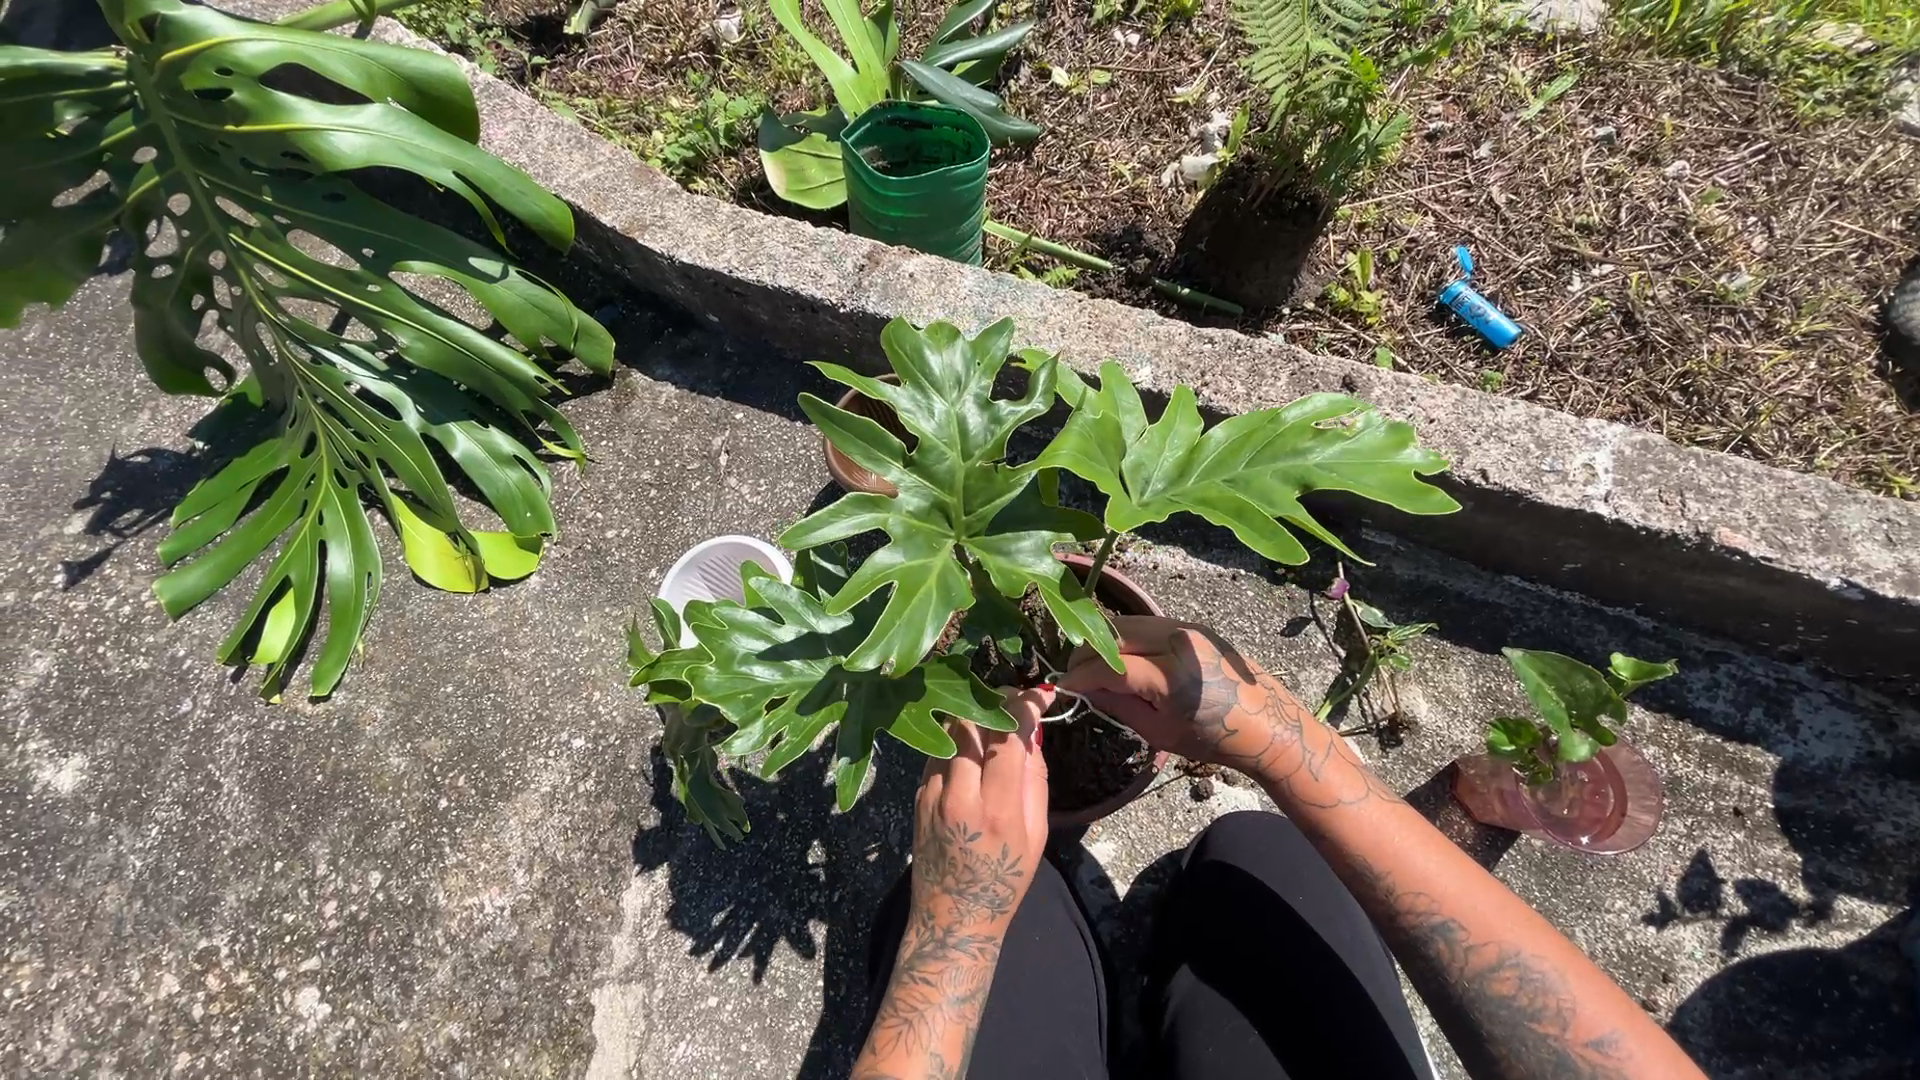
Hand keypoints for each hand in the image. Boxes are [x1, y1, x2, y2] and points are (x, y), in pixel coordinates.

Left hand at [909, 686, 1053, 931]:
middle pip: (974, 722)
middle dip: (1000, 701)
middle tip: (1017, 700)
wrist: (953, 915)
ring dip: (977, 715)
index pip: (1009, 735)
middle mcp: (959, 794)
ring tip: (995, 716)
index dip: (1027, 705)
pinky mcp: (917, 792)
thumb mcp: (1036, 833)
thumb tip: (1032, 732)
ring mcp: (932, 791)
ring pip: (952, 729)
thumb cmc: (1005, 878)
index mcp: (996, 807)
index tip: (1043, 694)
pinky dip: (958, 737)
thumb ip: (1034, 778)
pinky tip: (972, 745)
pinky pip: (938, 748)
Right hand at [1059, 616, 1307, 775]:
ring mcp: (1186, 627)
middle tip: (1074, 674)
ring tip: (1094, 666)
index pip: (1110, 667)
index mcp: (1171, 676)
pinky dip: (1126, 637)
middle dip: (1087, 653)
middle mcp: (1178, 642)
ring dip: (1104, 642)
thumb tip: (1084, 690)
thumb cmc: (1213, 739)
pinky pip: (1146, 624)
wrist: (1268, 724)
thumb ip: (1117, 706)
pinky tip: (1120, 657)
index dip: (1081, 676)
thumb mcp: (1159, 732)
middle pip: (1114, 634)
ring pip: (1127, 623)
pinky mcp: (1191, 624)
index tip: (1063, 686)